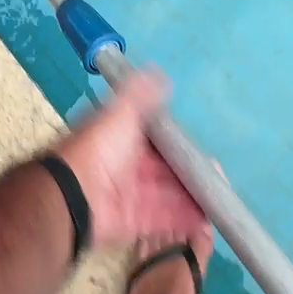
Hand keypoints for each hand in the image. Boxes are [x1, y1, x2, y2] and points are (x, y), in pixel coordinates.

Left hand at [54, 69, 207, 249]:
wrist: (73, 193)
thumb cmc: (100, 147)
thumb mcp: (121, 111)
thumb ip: (141, 94)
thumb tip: (160, 73)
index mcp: (123, 136)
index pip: (157, 139)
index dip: (179, 145)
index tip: (203, 151)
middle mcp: (127, 164)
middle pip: (165, 170)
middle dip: (190, 173)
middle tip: (217, 178)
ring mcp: (130, 194)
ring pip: (167, 195)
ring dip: (192, 197)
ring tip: (219, 199)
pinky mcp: (133, 221)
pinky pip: (162, 219)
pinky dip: (183, 219)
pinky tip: (205, 219)